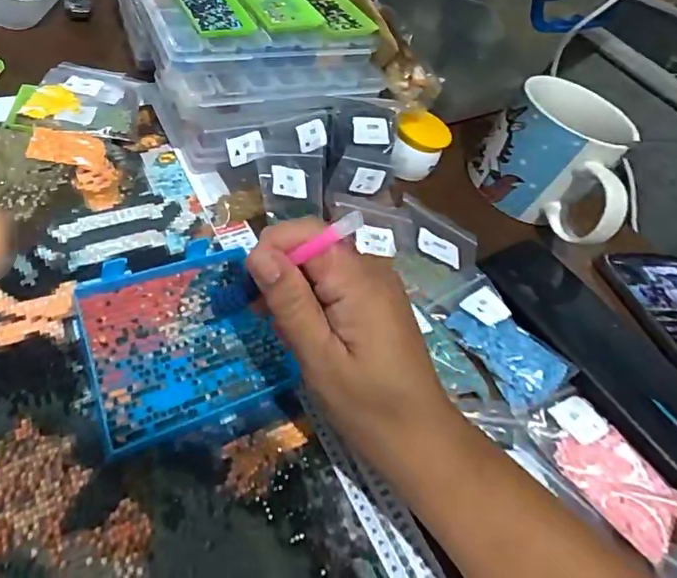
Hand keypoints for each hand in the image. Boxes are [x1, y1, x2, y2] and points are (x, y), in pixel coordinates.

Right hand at [246, 218, 462, 470]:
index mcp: (358, 278)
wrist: (424, 444)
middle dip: (280, 268)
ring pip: (319, 261)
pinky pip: (333, 279)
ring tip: (282, 328)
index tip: (251, 288)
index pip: (305, 232)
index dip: (272, 248)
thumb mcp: (319, 358)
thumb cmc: (369, 407)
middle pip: (311, 243)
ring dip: (293, 285)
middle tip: (262, 312)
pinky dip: (311, 296)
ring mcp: (375, 283)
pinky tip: (305, 332)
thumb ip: (289, 301)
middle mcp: (370, 268)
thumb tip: (257, 253)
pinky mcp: (375, 300)